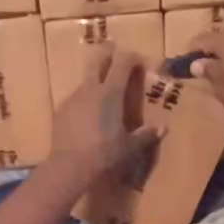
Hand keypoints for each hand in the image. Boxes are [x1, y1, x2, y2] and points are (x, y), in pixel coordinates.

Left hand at [47, 45, 160, 185]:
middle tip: (117, 61)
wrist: (69, 168)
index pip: (122, 62)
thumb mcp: (129, 147)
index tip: (140, 62)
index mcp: (111, 93)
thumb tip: (163, 128)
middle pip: (97, 60)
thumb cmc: (104, 155)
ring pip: (85, 80)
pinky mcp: (60, 111)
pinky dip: (84, 101)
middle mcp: (90, 89)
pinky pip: (75, 99)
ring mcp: (72, 98)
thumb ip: (146, 135)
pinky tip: (88, 117)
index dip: (132, 57)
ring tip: (104, 97)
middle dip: (108, 55)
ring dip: (96, 81)